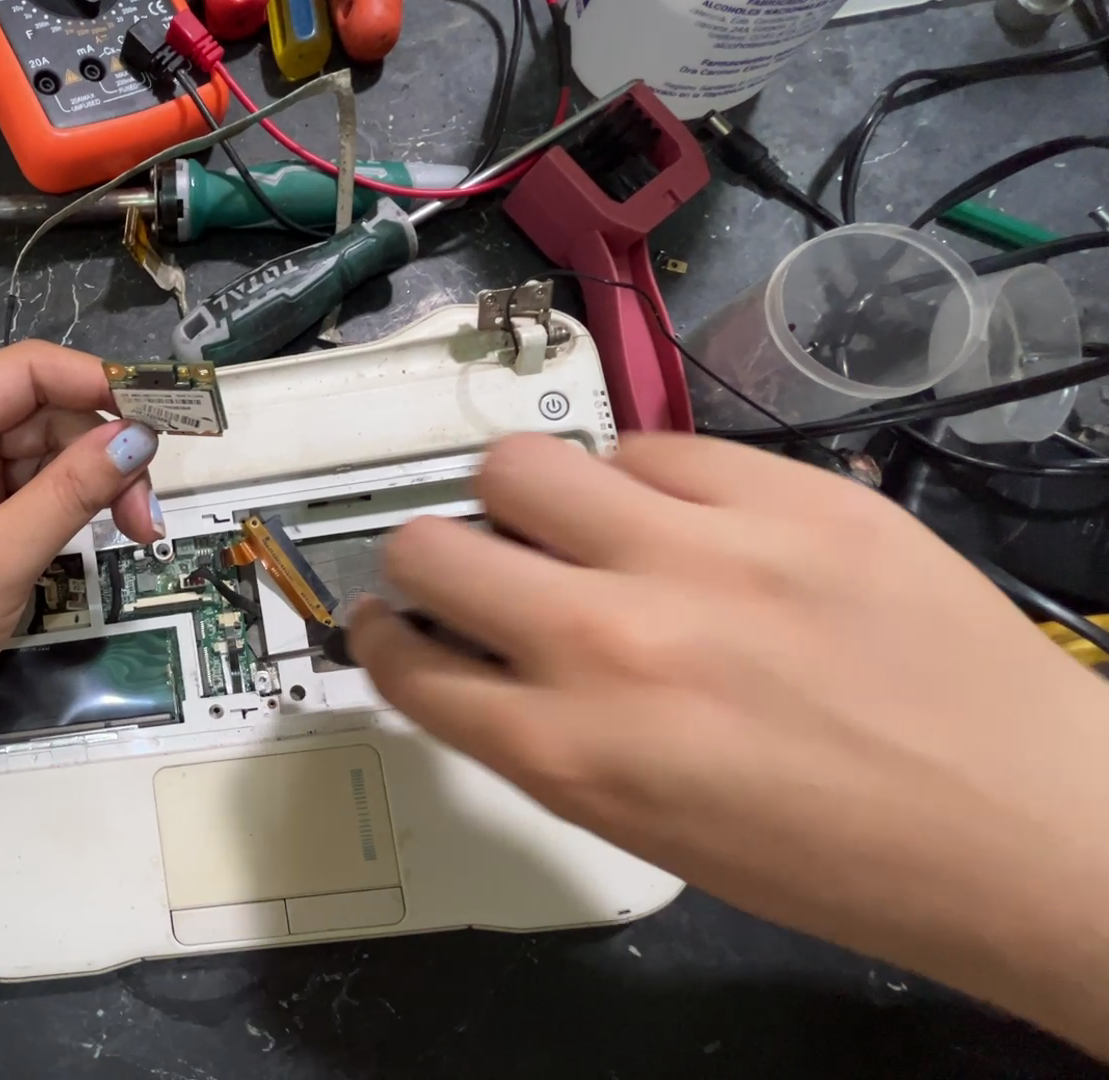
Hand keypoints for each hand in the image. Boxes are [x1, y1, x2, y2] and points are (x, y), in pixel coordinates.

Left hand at [0, 342, 162, 738]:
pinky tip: (108, 527)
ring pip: (49, 449)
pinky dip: (77, 503)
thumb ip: (71, 491)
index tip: (158, 414)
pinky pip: (38, 484)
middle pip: (44, 411)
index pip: (23, 371)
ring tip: (139, 529)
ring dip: (98, 482)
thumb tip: (141, 437)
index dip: (93, 383)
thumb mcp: (0, 557)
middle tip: (149, 509)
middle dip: (102, 451)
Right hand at [349, 433, 1108, 1053]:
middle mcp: (609, 643)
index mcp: (562, 748)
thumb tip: (448, 638)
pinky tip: (672, 521)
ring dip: (514, 500)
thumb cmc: (805, 849)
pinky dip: (632, 482)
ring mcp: (701, 558)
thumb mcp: (619, 814)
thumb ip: (508, 720)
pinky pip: (644, 446)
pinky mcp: (790, 497)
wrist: (1038, 833)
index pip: (398, 661)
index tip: (389, 620)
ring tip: (562, 527)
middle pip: (423, 546)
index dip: (377, 633)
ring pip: (515, 465)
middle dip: (422, 559)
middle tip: (467, 567)